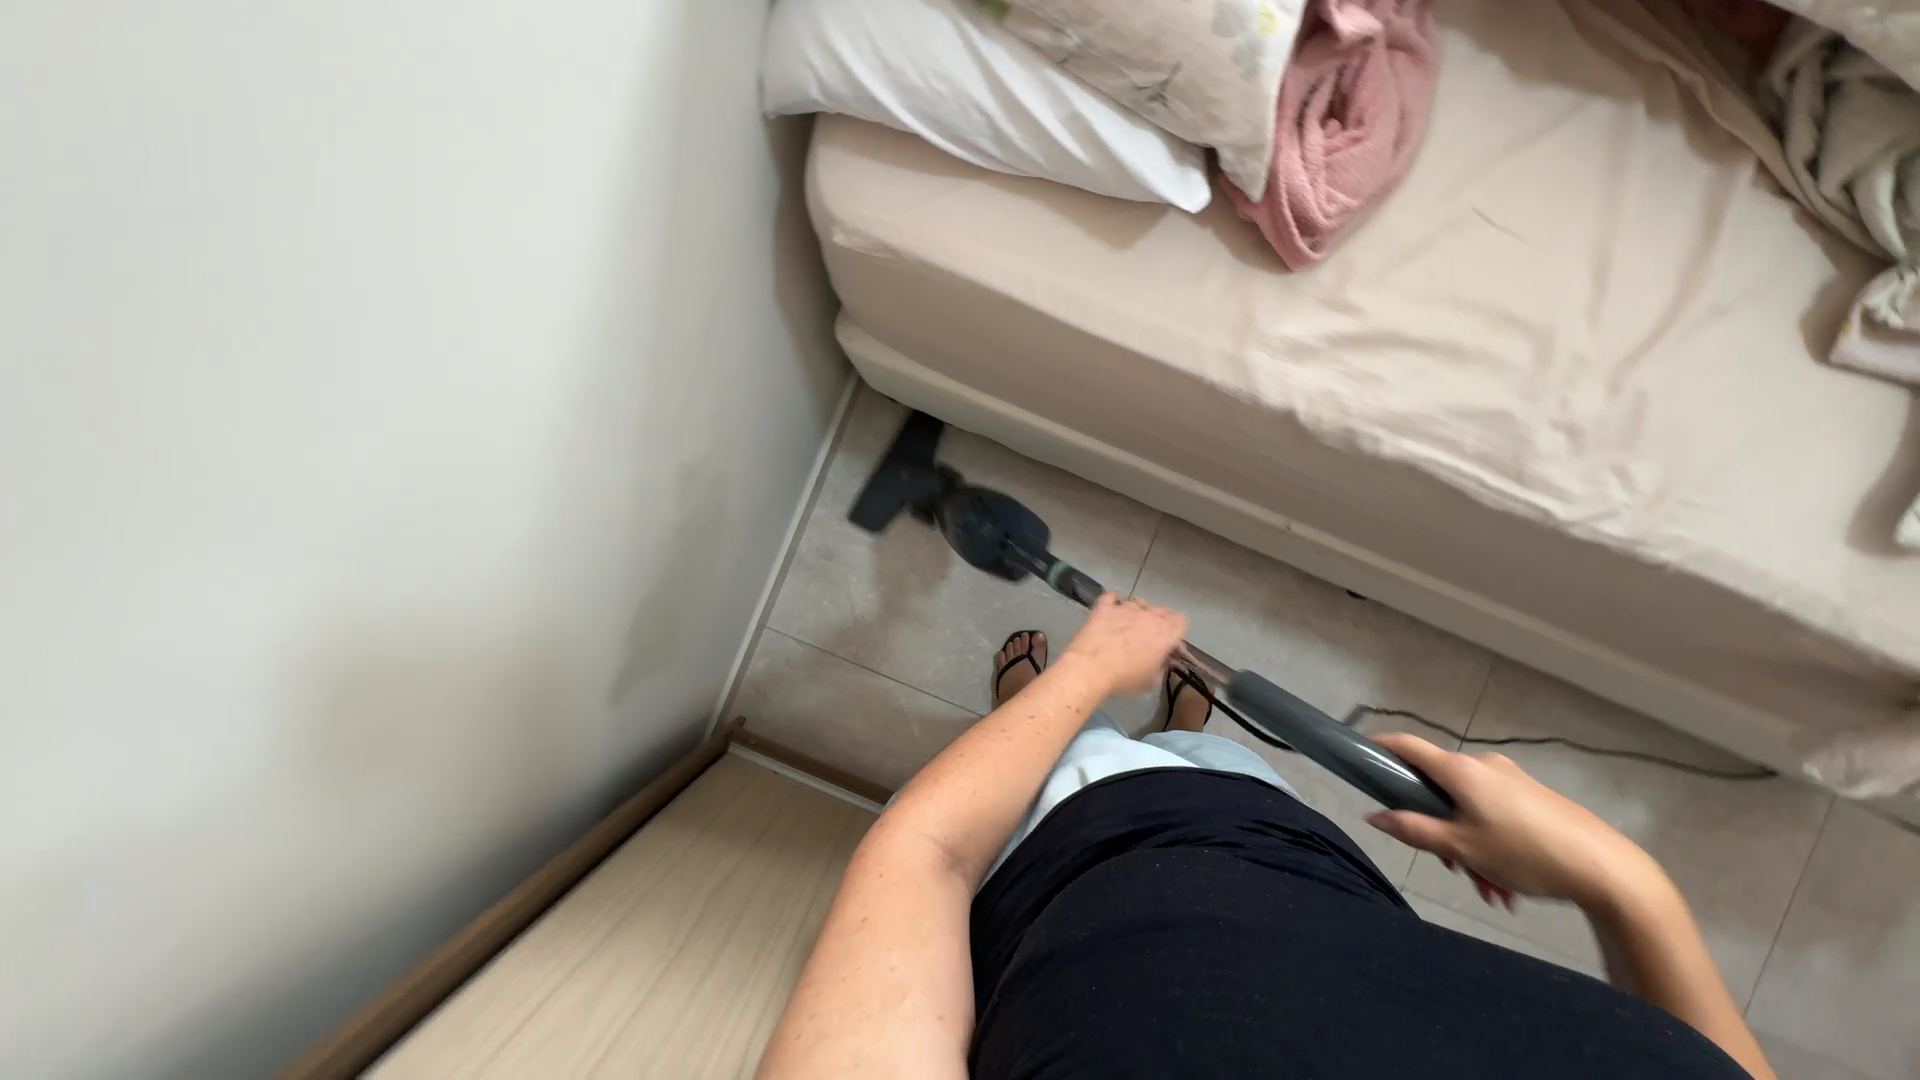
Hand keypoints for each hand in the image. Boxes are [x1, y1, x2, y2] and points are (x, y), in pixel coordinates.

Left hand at [1057, 593, 1188, 696]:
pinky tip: (1111, 607)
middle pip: (1162, 611)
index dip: (1177, 632)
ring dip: (1138, 612)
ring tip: (1129, 625)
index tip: (1169, 643)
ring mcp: (1125, 608)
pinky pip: (1111, 597)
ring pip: (1139, 603)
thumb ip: (1160, 666)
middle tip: (1149, 638)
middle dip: (1160, 622)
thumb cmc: (1124, 678)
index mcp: (1165, 633)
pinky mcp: (1104, 607)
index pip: (1182, 622)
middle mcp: (1148, 615)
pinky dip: (1113, 601)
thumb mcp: (1150, 680)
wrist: (1090, 668)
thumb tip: (1161, 659)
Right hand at [1365, 733, 1666, 911]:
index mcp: (1461, 771)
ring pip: (1470, 808)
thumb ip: (1413, 830)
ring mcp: (1513, 780)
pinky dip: (1492, 843)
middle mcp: (1485, 766)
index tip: (1360, 755)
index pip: (1407, 746)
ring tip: (1490, 888)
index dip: (1379, 747)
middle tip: (1451, 866)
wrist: (1611, 872)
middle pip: (1440, 788)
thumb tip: (1374, 816)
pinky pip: (1497, 815)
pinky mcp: (1536, 798)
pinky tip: (1509, 883)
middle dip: (1437, 828)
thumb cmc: (1526, 854)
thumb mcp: (1462, 847)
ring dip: (1469, 846)